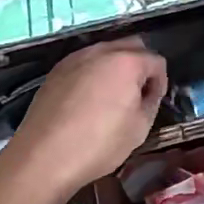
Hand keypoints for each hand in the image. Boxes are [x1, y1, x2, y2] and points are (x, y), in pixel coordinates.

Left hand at [2, 37, 167, 197]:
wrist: (42, 157)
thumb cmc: (99, 144)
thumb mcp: (140, 127)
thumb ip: (150, 101)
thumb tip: (147, 91)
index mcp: (127, 62)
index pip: (156, 60)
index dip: (161, 82)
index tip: (154, 102)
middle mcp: (101, 51)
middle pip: (132, 45)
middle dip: (141, 65)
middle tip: (137, 94)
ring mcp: (74, 59)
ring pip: (105, 52)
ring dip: (116, 68)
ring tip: (112, 98)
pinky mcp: (55, 72)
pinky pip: (84, 64)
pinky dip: (93, 74)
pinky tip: (88, 101)